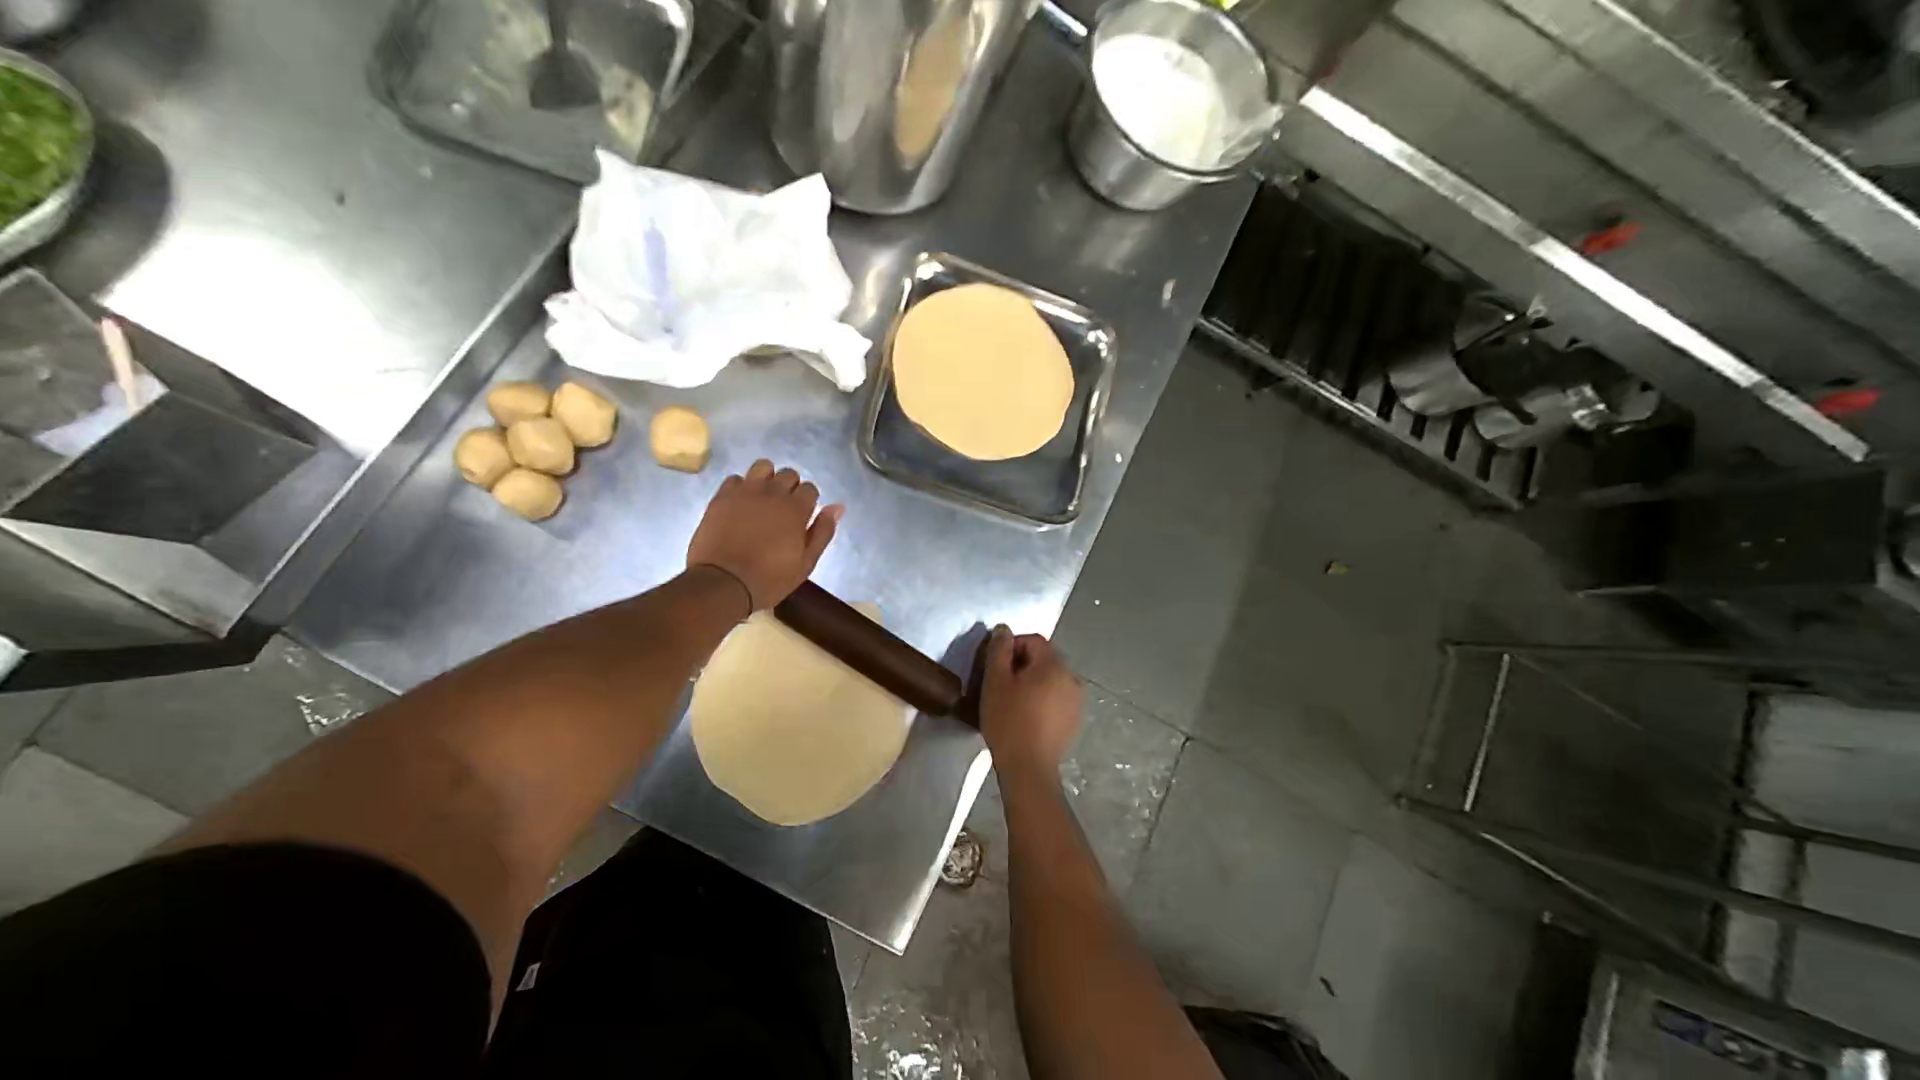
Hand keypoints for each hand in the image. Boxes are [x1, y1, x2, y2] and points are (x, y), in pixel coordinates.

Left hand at [687, 459, 841, 611]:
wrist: (723, 584)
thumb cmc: (769, 579)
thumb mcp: (806, 563)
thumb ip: (823, 532)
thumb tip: (837, 507)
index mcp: (795, 509)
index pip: (810, 489)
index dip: (808, 502)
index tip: (802, 517)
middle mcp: (772, 493)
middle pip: (788, 474)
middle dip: (790, 488)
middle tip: (783, 509)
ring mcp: (745, 492)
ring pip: (762, 466)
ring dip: (767, 478)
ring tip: (763, 498)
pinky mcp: (722, 497)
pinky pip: (736, 479)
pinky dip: (742, 487)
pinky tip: (741, 504)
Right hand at [978, 626, 1083, 775]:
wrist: (1028, 768)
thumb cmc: (1008, 721)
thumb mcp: (995, 681)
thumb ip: (999, 650)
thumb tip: (1004, 628)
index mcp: (1054, 664)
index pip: (1033, 640)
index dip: (1011, 648)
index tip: (995, 668)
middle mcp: (1072, 677)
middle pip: (1044, 659)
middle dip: (1022, 666)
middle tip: (1001, 686)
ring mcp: (1077, 700)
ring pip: (1051, 679)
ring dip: (1033, 683)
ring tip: (1013, 703)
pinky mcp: (1075, 719)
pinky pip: (1057, 698)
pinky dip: (1043, 700)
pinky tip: (1028, 717)